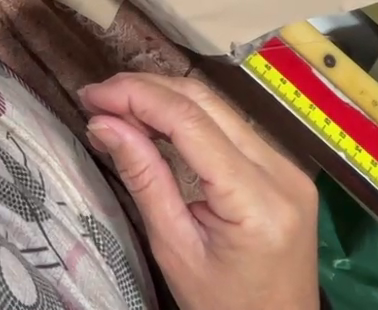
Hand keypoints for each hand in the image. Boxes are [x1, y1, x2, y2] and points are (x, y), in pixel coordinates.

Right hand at [80, 74, 318, 309]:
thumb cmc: (224, 306)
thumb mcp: (174, 249)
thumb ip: (143, 178)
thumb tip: (101, 122)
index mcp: (257, 200)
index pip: (189, 120)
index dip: (135, 96)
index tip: (91, 96)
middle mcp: (281, 172)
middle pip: (202, 102)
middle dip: (143, 89)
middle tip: (96, 99)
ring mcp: (286, 166)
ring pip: (213, 104)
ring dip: (160, 97)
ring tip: (115, 107)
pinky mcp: (281, 166)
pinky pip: (225, 122)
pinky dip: (181, 114)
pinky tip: (149, 120)